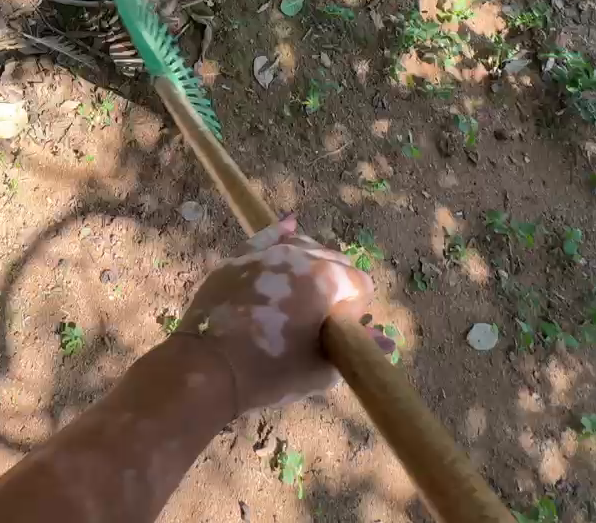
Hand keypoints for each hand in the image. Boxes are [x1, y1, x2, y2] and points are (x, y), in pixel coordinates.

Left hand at [178, 218, 380, 412]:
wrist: (211, 363)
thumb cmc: (272, 371)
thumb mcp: (322, 369)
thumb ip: (356, 348)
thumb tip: (384, 341)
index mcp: (324, 279)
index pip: (359, 283)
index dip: (356, 308)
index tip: (343, 330)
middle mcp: (296, 256)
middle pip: (332, 260)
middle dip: (337, 283)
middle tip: (325, 317)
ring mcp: (264, 253)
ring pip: (301, 247)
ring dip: (312, 263)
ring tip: (309, 289)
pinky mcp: (239, 257)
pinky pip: (265, 237)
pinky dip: (280, 233)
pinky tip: (290, 225)